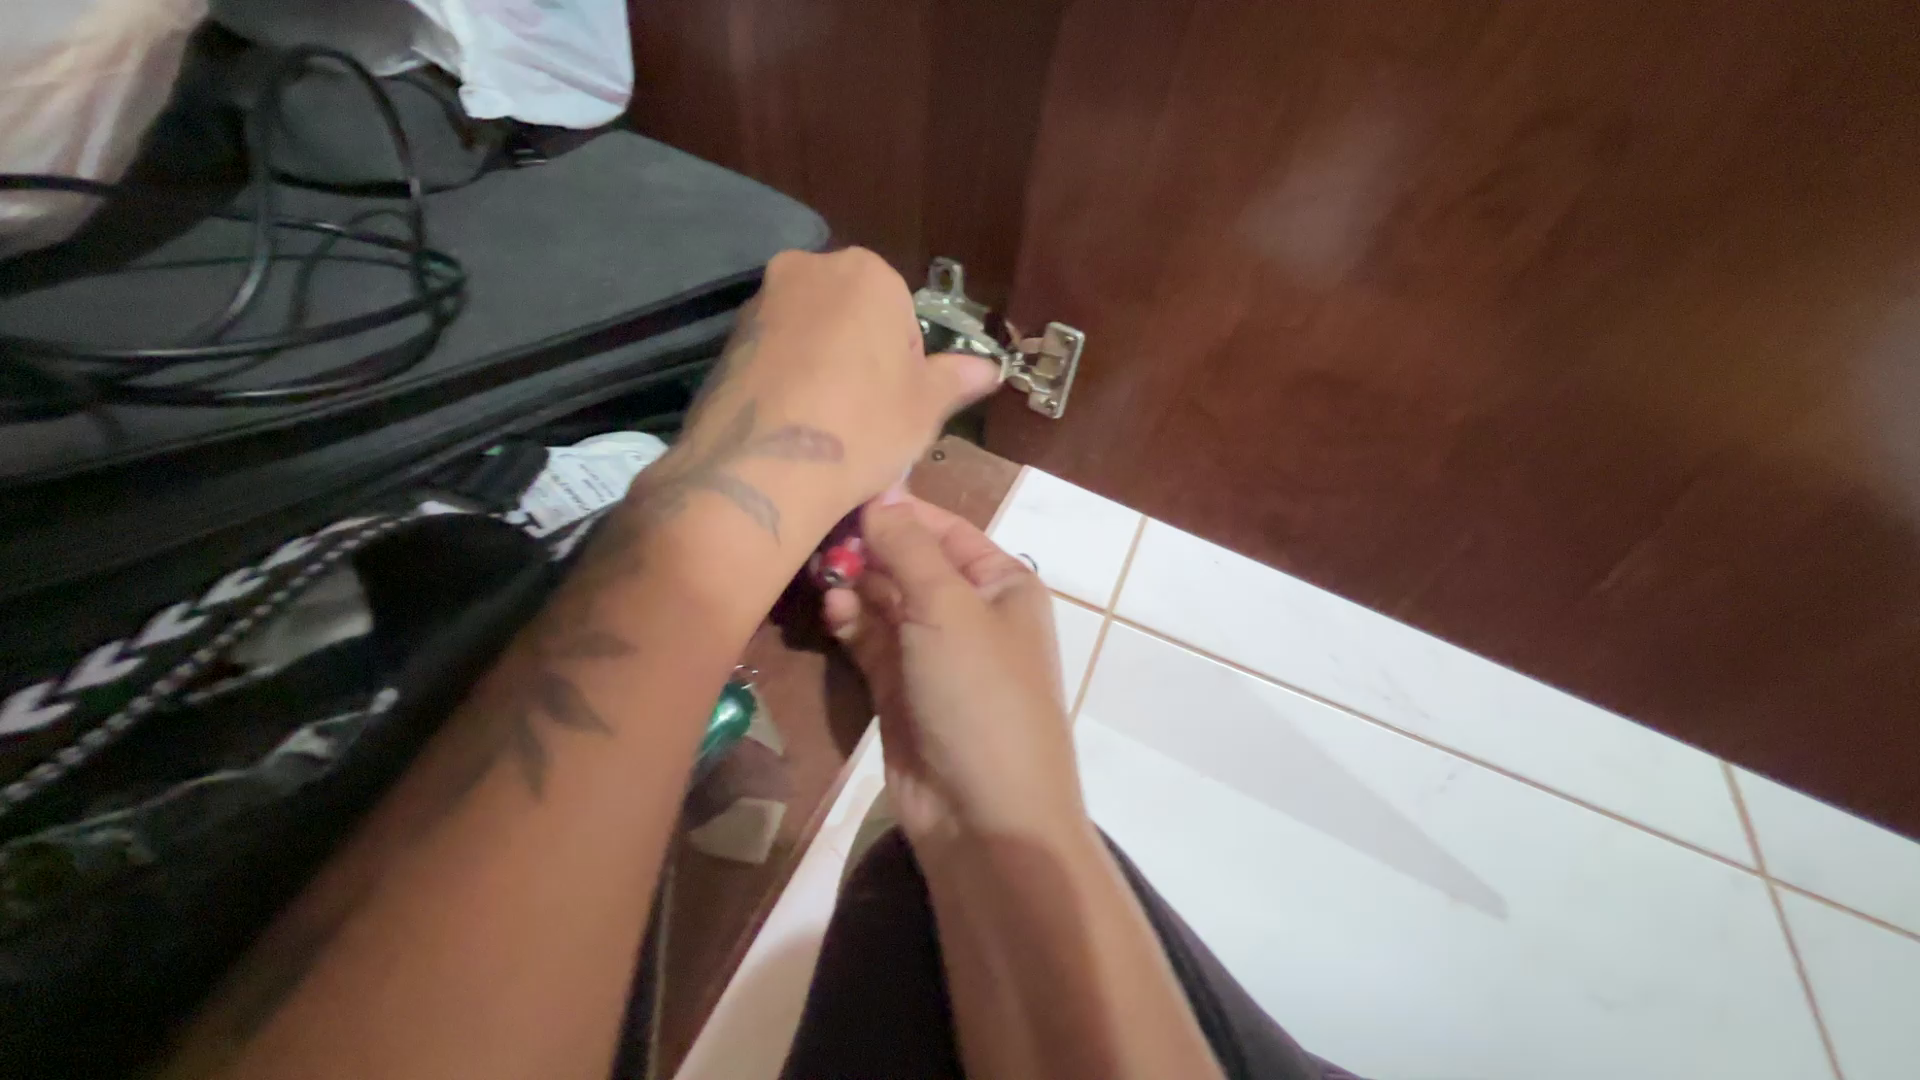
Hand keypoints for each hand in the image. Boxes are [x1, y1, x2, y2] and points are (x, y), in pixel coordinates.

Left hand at [642, 249, 1000, 548]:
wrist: (765, 470)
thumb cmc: (864, 426)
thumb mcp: (926, 407)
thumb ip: (957, 379)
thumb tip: (987, 368)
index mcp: (866, 273)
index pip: (902, 315)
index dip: (907, 365)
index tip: (898, 405)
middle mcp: (807, 269)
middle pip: (853, 316)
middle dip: (863, 357)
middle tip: (866, 415)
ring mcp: (759, 303)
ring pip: (811, 334)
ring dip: (825, 368)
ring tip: (827, 425)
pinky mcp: (725, 341)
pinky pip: (774, 356)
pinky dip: (788, 381)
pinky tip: (792, 425)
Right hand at [823, 496, 1091, 846]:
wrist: (986, 815)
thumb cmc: (980, 694)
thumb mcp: (948, 608)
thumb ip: (909, 549)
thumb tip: (880, 497)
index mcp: (1002, 585)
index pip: (946, 530)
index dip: (899, 511)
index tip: (843, 493)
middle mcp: (972, 614)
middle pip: (912, 564)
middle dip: (870, 551)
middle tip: (818, 539)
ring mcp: (936, 655)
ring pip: (887, 603)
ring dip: (858, 588)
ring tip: (822, 577)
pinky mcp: (903, 691)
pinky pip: (874, 643)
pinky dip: (854, 625)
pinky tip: (833, 613)